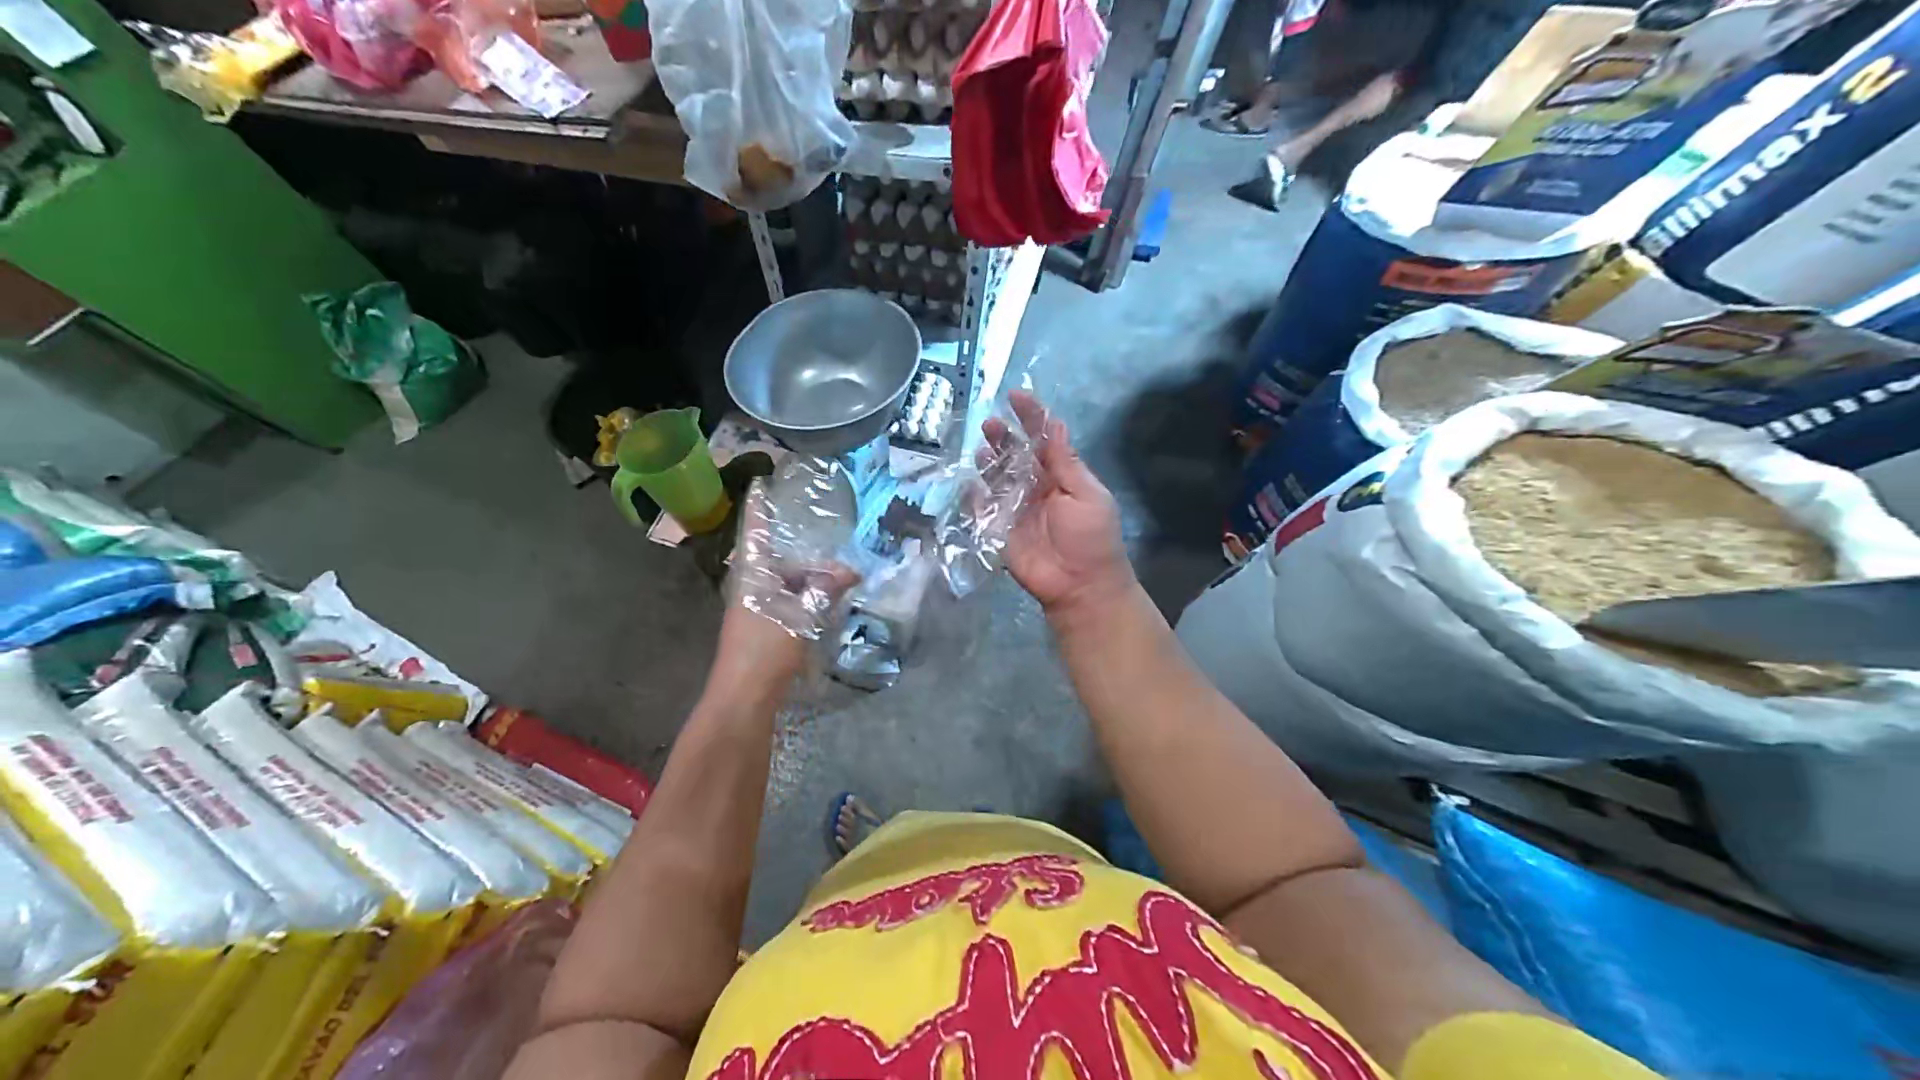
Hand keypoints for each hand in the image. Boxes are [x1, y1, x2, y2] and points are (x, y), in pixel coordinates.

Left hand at [727, 478, 859, 645]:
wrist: (743, 696)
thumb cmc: (767, 649)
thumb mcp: (803, 615)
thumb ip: (826, 589)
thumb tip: (850, 572)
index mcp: (751, 573)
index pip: (756, 530)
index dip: (761, 506)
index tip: (766, 482)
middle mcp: (750, 584)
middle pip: (778, 557)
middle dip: (805, 550)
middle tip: (836, 542)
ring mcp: (755, 606)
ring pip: (786, 580)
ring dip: (811, 576)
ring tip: (844, 574)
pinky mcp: (764, 624)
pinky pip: (789, 598)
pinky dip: (808, 594)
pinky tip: (830, 600)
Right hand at [986, 391, 1135, 621]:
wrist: (1081, 586)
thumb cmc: (1091, 539)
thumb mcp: (1087, 494)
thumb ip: (1067, 462)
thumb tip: (1056, 425)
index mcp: (1061, 476)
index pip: (1043, 440)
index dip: (1031, 417)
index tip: (1016, 396)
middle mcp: (1036, 488)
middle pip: (1015, 456)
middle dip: (1002, 437)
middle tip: (989, 424)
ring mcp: (1015, 509)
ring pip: (996, 478)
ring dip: (987, 462)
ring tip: (980, 449)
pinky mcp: (999, 530)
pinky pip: (982, 508)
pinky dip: (974, 495)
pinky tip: (971, 483)